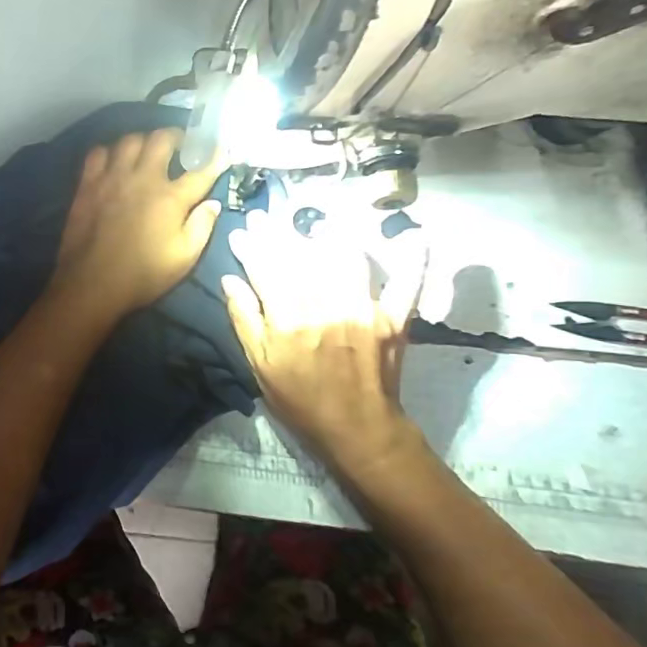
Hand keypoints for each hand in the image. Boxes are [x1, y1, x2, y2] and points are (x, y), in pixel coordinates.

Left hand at [49, 128, 224, 318]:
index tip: (222, 149)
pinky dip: (109, 152)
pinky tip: (113, 162)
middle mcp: (143, 179)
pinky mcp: (88, 185)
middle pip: (162, 140)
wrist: (91, 284)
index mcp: (170, 198)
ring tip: (147, 150)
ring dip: (143, 141)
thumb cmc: (143, 275)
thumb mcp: (184, 258)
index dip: (216, 157)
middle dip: (177, 136)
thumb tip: (213, 203)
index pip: (201, 170)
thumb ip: (202, 227)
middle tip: (181, 144)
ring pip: (129, 141)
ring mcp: (112, 178)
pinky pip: (97, 154)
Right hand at [221, 209, 427, 476]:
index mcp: (288, 320)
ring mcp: (363, 310)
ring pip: (345, 258)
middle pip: (300, 258)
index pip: (265, 270)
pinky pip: (406, 285)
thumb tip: (231, 280)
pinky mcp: (393, 319)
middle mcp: (325, 307)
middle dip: (278, 233)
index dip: (251, 246)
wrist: (357, 430)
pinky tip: (415, 236)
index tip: (242, 229)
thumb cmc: (300, 400)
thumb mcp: (260, 365)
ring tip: (314, 223)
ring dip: (327, 236)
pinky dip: (413, 261)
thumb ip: (245, 320)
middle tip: (265, 216)